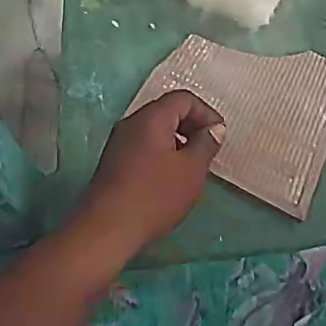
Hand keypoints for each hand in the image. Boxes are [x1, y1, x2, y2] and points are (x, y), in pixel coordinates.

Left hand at [73, 91, 223, 251]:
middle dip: (192, 125)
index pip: (183, 98)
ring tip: (191, 166)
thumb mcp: (191, 170)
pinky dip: (162, 151)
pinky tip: (170, 177)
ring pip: (155, 129)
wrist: (107, 227)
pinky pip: (143, 144)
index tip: (218, 136)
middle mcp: (132, 122)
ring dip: (177, 140)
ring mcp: (119, 141)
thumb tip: (214, 129)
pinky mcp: (114, 160)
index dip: (206, 113)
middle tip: (207, 150)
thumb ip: (206, 144)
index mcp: (151, 117)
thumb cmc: (154, 195)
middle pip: (167, 110)